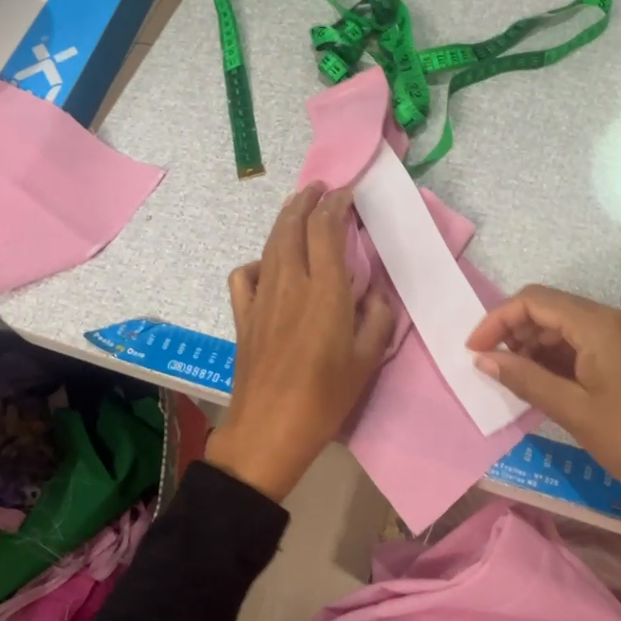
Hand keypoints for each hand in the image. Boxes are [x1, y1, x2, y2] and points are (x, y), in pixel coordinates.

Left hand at [206, 184, 394, 501]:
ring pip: (270, 244)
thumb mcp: (367, 361)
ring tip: (299, 210)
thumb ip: (377, 319)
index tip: (346, 192)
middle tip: (321, 188)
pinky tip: (268, 267)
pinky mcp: (243, 316)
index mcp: (324, 291)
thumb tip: (374, 292)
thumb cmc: (324, 398)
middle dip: (307, 200)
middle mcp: (290, 283)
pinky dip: (257, 261)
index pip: (326, 229)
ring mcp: (262, 298)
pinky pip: (245, 275)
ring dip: (285, 220)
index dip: (336, 204)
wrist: (268, 432)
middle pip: (293, 226)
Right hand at [466, 285, 620, 568]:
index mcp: (600, 324)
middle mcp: (617, 319)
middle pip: (553, 309)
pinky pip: (591, 344)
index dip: (498, 320)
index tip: (472, 350)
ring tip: (514, 379)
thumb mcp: (574, 411)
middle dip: (516, 332)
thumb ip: (525, 378)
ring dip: (538, 346)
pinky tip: (547, 385)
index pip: (535, 300)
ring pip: (571, 328)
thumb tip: (483, 358)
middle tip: (491, 367)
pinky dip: (563, 358)